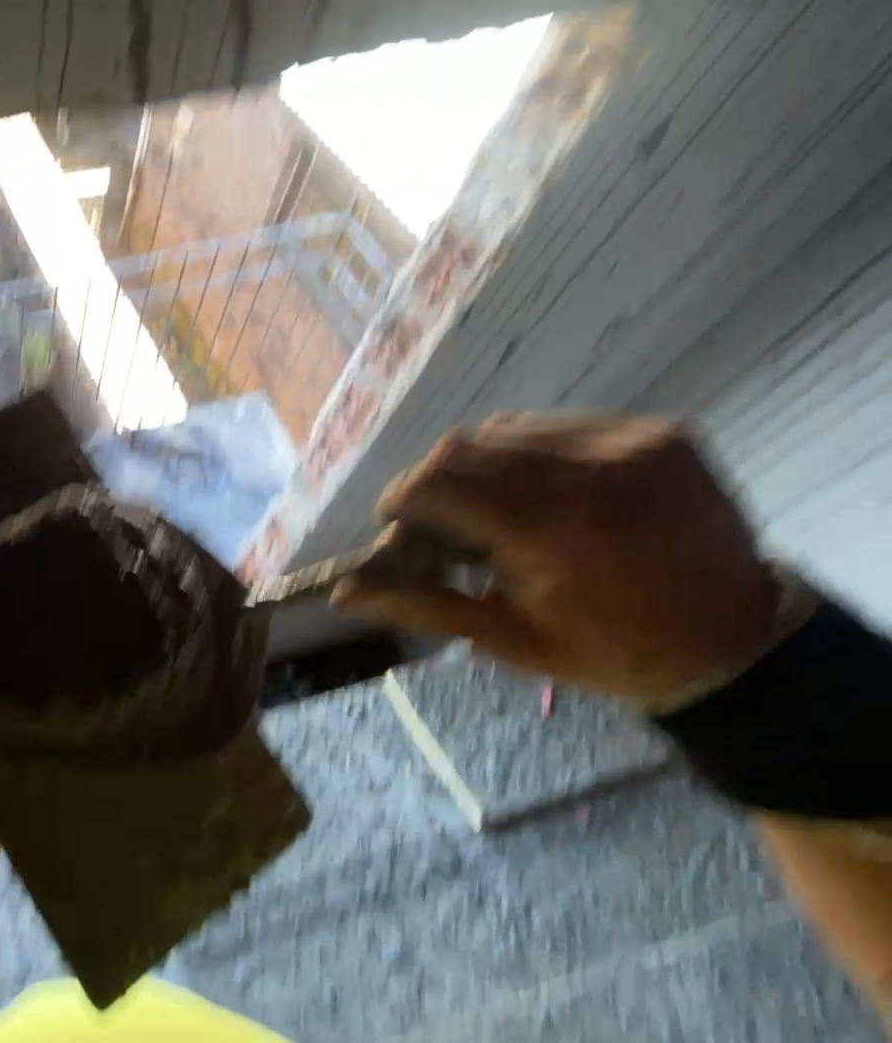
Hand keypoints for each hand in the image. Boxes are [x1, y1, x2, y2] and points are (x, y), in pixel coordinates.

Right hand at [331, 412, 779, 700]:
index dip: (401, 499)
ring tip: (494, 507)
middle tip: (443, 522)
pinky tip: (542, 490)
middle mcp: (594, 471)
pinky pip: (559, 425)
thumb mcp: (507, 638)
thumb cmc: (608, 652)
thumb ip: (421, 604)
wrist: (739, 643)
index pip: (437, 482)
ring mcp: (634, 444)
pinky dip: (530, 453)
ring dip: (480, 464)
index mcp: (553, 529)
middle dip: (436, 483)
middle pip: (464, 448)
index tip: (396, 524)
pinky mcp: (661, 433)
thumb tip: (339, 595)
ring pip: (507, 429)